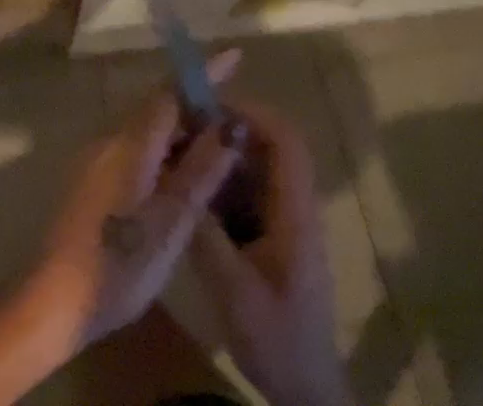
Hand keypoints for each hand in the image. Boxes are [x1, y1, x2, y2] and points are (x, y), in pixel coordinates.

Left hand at [29, 52, 245, 347]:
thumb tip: (228, 125)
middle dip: (194, 105)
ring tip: (218, 143)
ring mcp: (94, 164)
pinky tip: (183, 176)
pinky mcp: (89, 185)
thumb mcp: (170, 221)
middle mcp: (107, 143)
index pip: (169, 95)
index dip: (203, 76)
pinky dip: (162, 153)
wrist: (50, 303)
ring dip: (179, 131)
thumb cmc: (116, 265)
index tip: (234, 57)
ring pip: (144, 133)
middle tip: (236, 112)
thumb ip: (199, 171)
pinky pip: (133, 152)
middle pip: (155, 110)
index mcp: (128, 146)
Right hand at [188, 103, 350, 405]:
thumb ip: (206, 236)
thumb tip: (178, 185)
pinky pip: (247, 196)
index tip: (207, 105)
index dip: (252, 114)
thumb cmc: (277, 339)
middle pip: (270, 149)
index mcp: (296, 215)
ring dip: (221, 157)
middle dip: (228, 130)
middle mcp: (294, 209)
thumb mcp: (234, 291)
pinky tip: (188, 192)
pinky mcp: (272, 239)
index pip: (286, 144)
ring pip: (256, 171)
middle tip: (181, 128)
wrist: (305, 386)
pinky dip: (220, 185)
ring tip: (178, 153)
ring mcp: (285, 223)